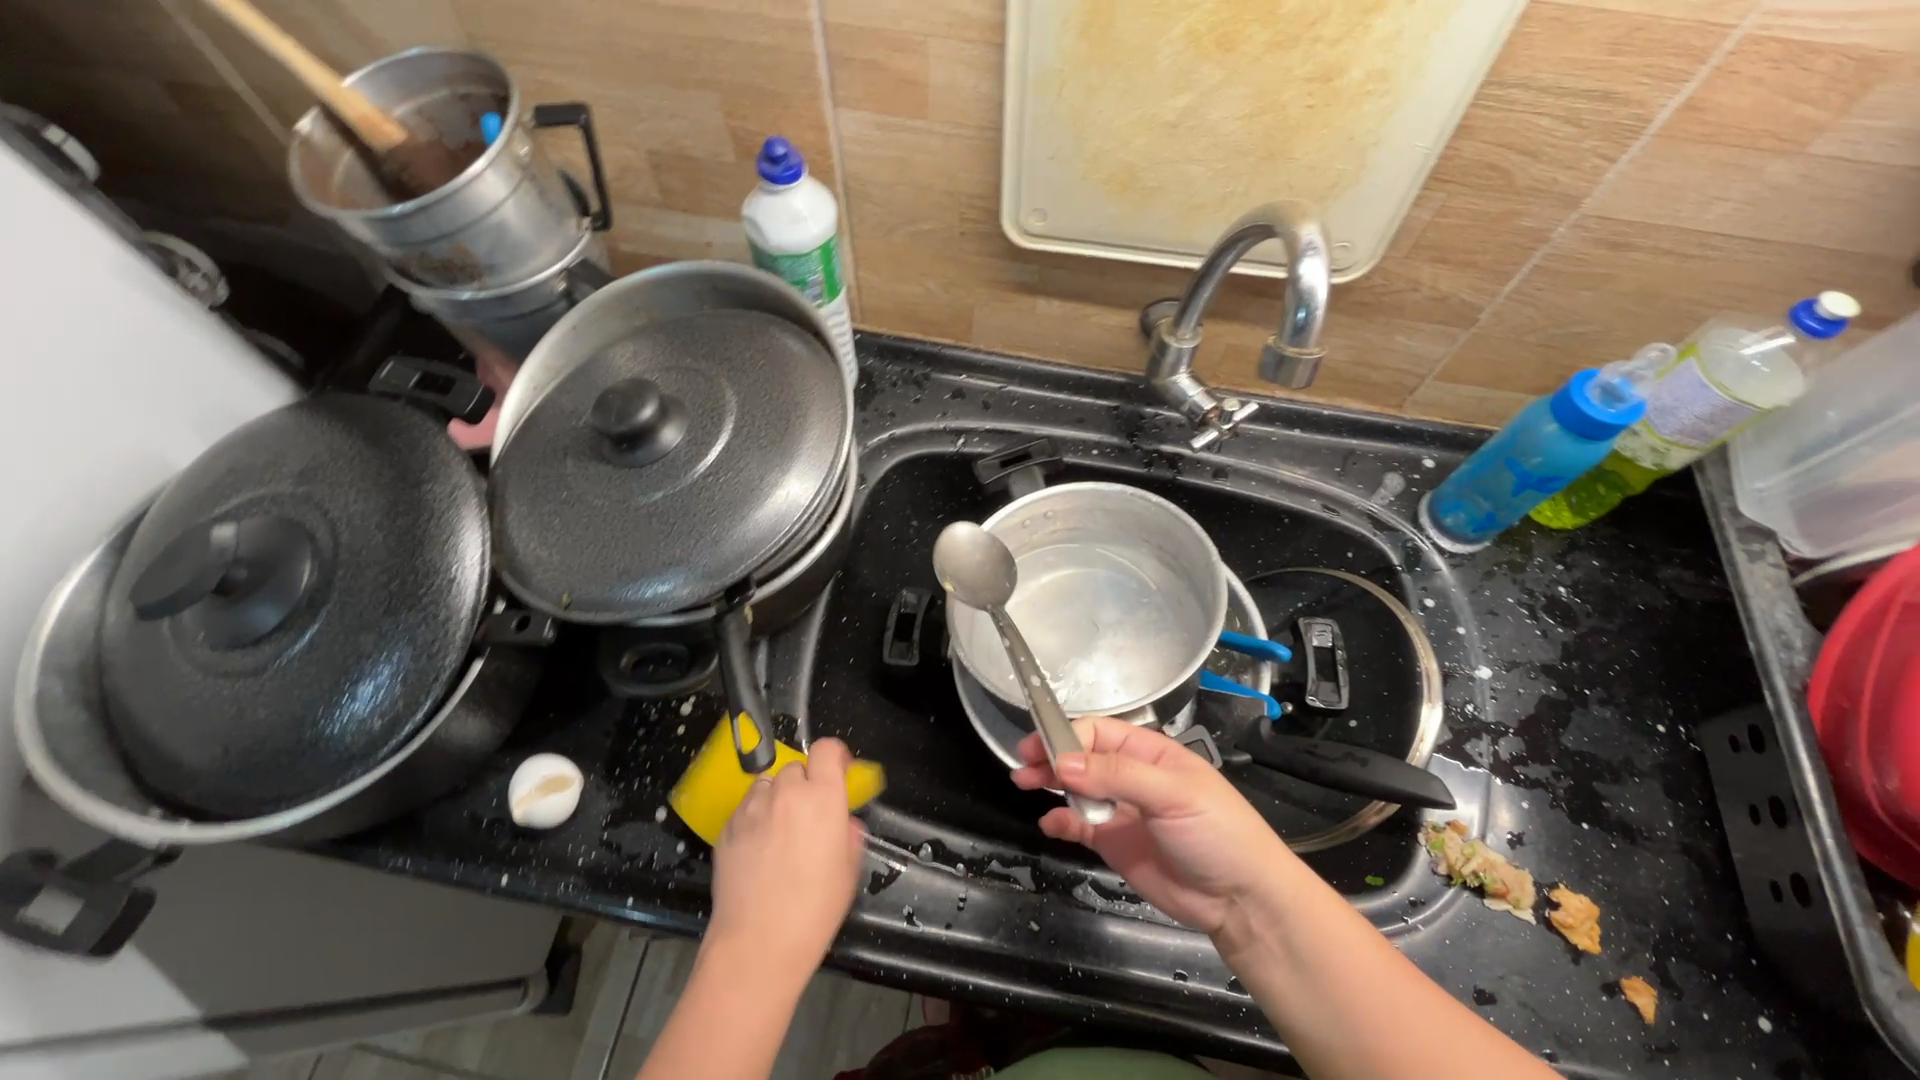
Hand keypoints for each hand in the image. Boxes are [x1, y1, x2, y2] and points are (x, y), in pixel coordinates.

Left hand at [707, 738, 866, 981]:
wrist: (758, 943)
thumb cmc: (815, 910)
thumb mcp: (849, 871)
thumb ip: (848, 834)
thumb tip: (841, 823)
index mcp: (823, 798)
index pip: (827, 749)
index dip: (835, 757)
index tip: (838, 773)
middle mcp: (786, 793)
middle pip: (796, 767)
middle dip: (805, 785)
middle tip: (809, 816)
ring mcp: (751, 808)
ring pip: (767, 785)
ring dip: (777, 798)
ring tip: (779, 831)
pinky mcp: (726, 827)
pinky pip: (745, 808)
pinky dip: (754, 818)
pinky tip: (757, 850)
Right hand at [1012, 717, 1289, 936]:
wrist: (1241, 900)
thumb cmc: (1217, 833)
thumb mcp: (1172, 795)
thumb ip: (1117, 776)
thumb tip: (1062, 762)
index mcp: (1150, 754)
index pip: (1099, 732)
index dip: (1069, 737)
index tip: (1043, 750)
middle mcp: (1131, 777)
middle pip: (1081, 757)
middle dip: (1051, 756)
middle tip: (1022, 763)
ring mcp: (1121, 810)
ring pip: (1075, 788)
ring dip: (1049, 784)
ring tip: (1023, 784)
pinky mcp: (1113, 843)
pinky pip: (1078, 825)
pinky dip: (1060, 821)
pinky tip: (1050, 823)